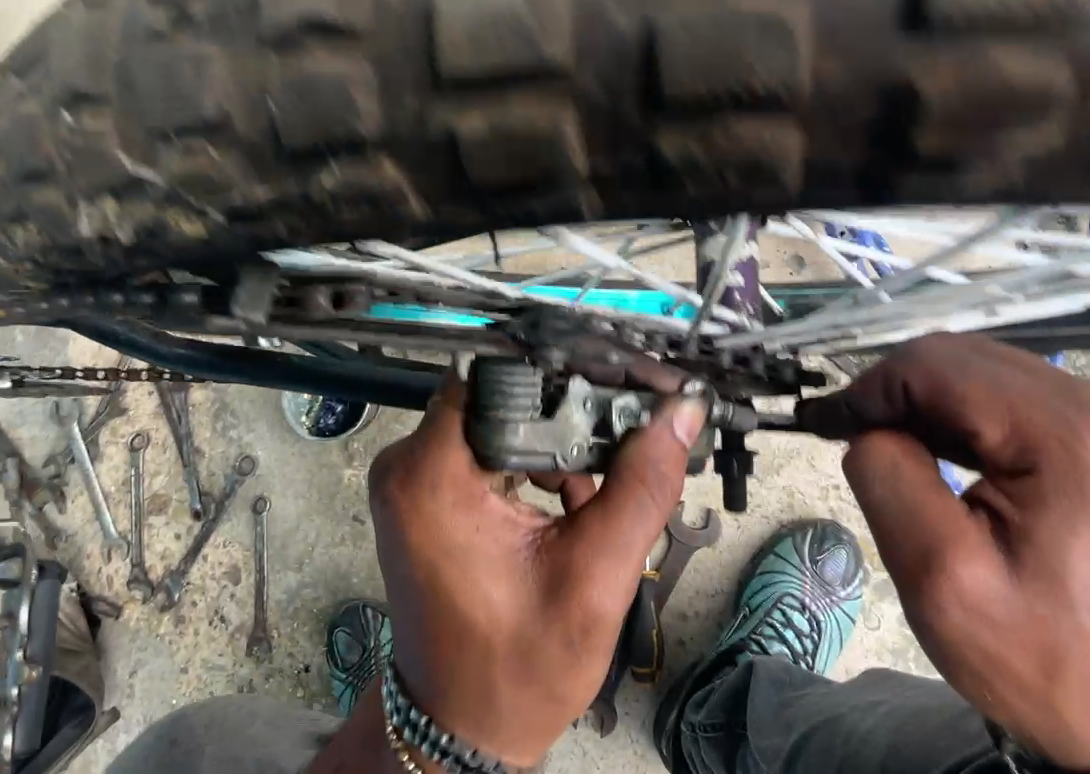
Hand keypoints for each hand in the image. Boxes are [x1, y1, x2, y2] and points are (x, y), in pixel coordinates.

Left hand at [367, 361, 706, 765]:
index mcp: (431, 476)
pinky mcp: (423, 492)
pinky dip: (529, 464)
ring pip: (496, 419)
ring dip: (551, 444)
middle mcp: (408, 465)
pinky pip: (483, 447)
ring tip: (591, 492)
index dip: (560, 369)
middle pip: (498, 395)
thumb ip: (641, 486)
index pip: (495, 374)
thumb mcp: (595, 577)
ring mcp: (412, 478)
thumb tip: (681, 413)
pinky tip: (566, 500)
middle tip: (619, 441)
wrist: (464, 721)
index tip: (616, 384)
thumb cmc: (518, 665)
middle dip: (564, 415)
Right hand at [798, 336, 1089, 769]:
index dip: (868, 388)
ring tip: (885, 448)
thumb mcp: (937, 574)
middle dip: (894, 394)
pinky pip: (1011, 397)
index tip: (823, 423)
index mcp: (1075, 435)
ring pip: (983, 373)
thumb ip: (886, 474)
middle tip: (846, 436)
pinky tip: (938, 453)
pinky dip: (961, 416)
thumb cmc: (1039, 657)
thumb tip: (871, 425)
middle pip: (962, 360)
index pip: (936, 365)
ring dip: (925, 404)